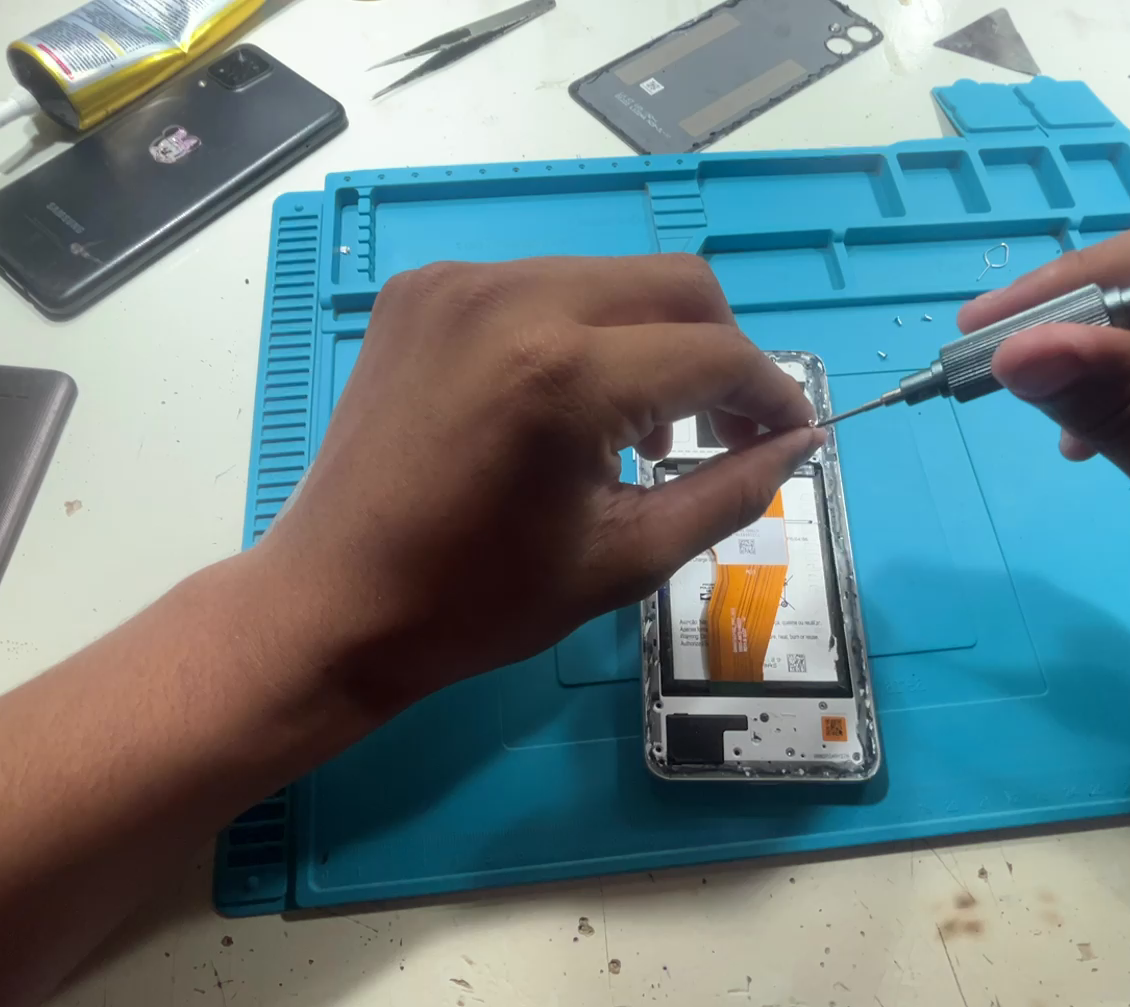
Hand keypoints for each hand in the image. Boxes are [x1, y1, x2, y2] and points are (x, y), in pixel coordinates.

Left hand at [248, 256, 822, 714]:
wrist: (334, 602)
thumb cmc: (479, 603)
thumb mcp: (625, 558)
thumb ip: (729, 491)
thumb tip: (796, 443)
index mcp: (565, 375)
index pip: (714, 352)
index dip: (770, 392)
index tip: (789, 433)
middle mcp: (512, 297)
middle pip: (674, 284)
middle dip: (719, 353)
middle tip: (720, 430)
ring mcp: (458, 284)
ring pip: (609, 280)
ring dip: (651, 343)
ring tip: (638, 428)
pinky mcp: (421, 291)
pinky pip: (539, 289)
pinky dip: (580, 335)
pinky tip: (563, 404)